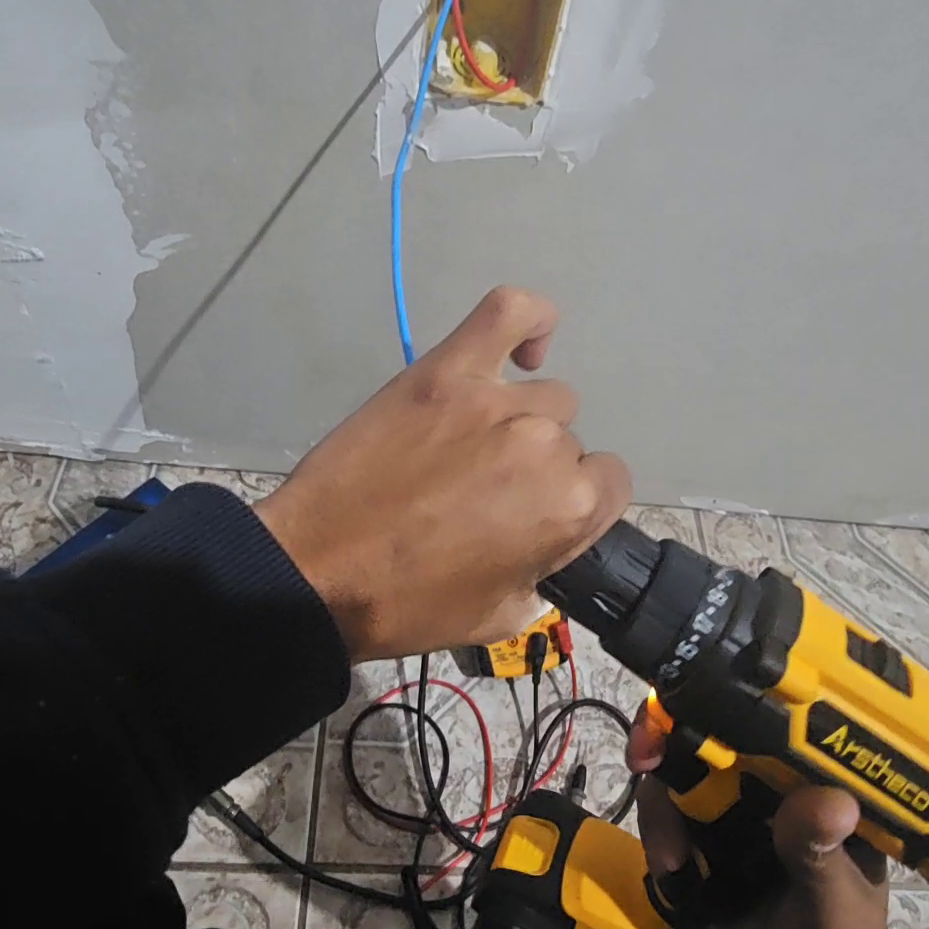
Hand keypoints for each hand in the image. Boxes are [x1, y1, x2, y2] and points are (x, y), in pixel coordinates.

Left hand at [254, 286, 630, 660]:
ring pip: (543, 395)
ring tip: (472, 446)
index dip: (578, 506)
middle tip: (485, 495)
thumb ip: (546, 570)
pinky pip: (507, 313)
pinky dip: (531, 320)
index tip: (538, 517)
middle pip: (569, 442)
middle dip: (538, 473)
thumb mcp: (499, 615)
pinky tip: (526, 347)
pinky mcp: (445, 372)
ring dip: (521, 421)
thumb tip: (550, 537)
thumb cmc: (407, 604)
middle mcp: (545, 445)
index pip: (610, 484)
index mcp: (569, 507)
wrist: (317, 571)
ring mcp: (493, 400)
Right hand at [628, 715, 892, 928]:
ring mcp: (737, 808)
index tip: (682, 716)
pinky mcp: (707, 834)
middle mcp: (773, 784)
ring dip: (661, 806)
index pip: (768, 725)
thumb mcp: (838, 906)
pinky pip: (668, 811)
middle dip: (668, 739)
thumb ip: (823, 854)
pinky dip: (658, 832)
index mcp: (814, 784)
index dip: (722, 705)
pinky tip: (671, 869)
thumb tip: (829, 797)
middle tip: (642, 758)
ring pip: (681, 772)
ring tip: (669, 858)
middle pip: (710, 735)